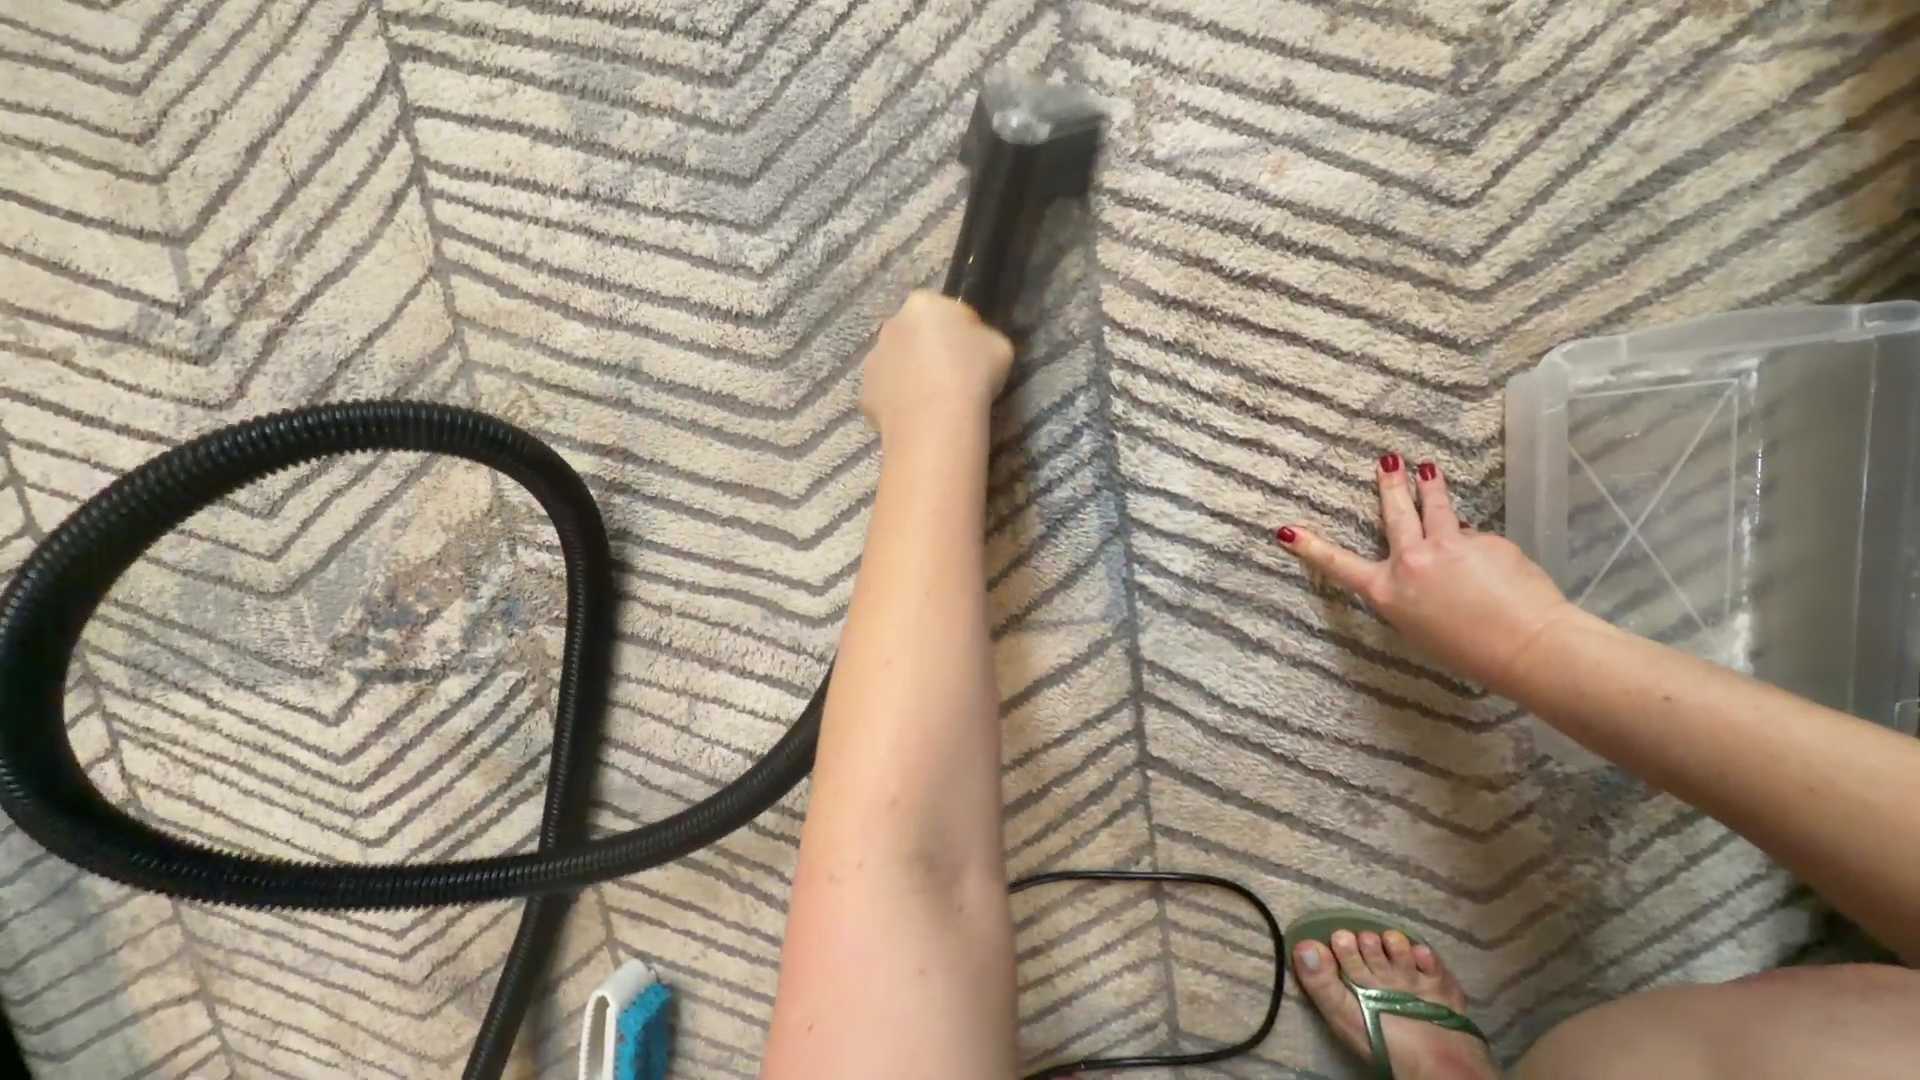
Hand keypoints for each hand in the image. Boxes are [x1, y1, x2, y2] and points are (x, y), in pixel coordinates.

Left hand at [860, 291, 1013, 441]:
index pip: (944, 309)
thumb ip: (982, 338)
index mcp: (923, 303)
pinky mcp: (865, 394)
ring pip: (897, 365)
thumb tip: (974, 345)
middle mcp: (891, 325)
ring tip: (934, 401)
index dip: (960, 331)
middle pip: (914, 335)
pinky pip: (887, 395)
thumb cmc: (972, 373)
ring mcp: (874, 360)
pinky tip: (917, 418)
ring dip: (911, 377)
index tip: (972, 353)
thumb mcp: (999, 346)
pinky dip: (899, 404)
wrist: (936, 420)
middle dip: (929, 351)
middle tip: (953, 377)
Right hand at [1274, 454, 1581, 691]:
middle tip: (1387, 462)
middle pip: (1396, 514)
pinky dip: (1477, 548)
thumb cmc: (1471, 651)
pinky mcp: (1486, 541)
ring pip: (1437, 508)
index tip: (1287, 531)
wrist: (1528, 645)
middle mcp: (1411, 562)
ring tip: (1427, 469)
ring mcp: (1449, 546)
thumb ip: (1414, 587)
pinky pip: (1475, 539)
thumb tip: (1432, 549)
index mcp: (1388, 591)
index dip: (1310, 547)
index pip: (1339, 565)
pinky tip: (1495, 568)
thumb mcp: (1420, 625)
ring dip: (1430, 486)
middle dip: (1389, 485)